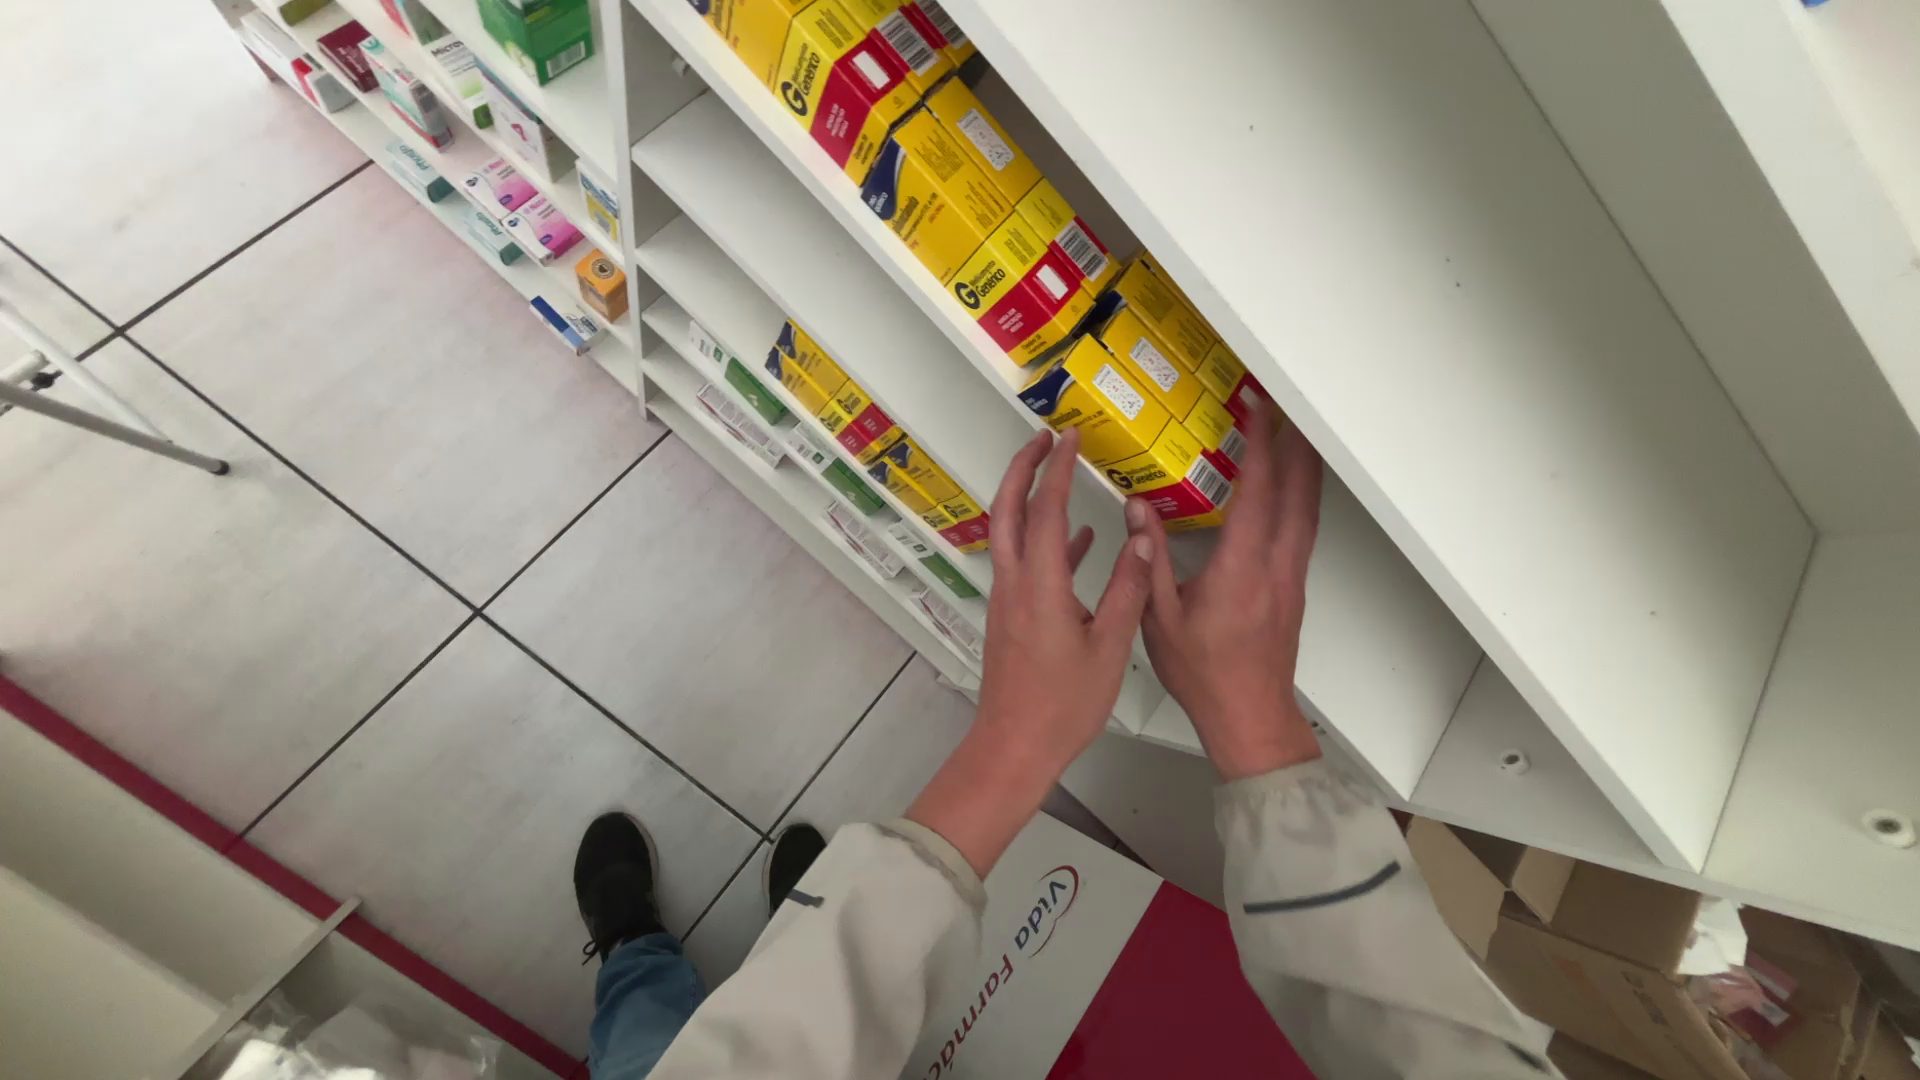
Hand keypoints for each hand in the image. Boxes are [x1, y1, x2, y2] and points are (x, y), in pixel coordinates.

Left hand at [907, 428, 1155, 875]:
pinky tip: (1080, 542)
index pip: (1046, 510)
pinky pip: (1025, 564)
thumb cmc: (1064, 704)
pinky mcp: (1010, 615)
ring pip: (1010, 533)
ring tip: (1058, 475)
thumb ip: (1126, 589)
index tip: (1071, 437)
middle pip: (1008, 509)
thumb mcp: (1109, 646)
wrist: (1014, 745)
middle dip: (1023, 468)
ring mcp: (1008, 598)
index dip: (1058, 469)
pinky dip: (1047, 543)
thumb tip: (1143, 539)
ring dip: (1029, 499)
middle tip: (1045, 437)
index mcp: (1040, 585)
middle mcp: (1014, 582)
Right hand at [1133, 403, 1324, 779]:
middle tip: (1284, 407)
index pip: (1257, 495)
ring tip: (1295, 435)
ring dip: (1304, 469)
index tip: (1256, 410)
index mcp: (1241, 570)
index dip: (1259, 447)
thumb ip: (1150, 560)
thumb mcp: (1160, 619)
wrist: (1250, 717)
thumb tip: (1139, 510)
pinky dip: (1302, 498)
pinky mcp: (1293, 589)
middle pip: (1297, 493)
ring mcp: (1291, 577)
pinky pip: (1305, 530)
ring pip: (1308, 510)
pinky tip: (1292, 491)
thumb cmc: (1203, 673)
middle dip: (1292, 444)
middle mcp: (1276, 566)